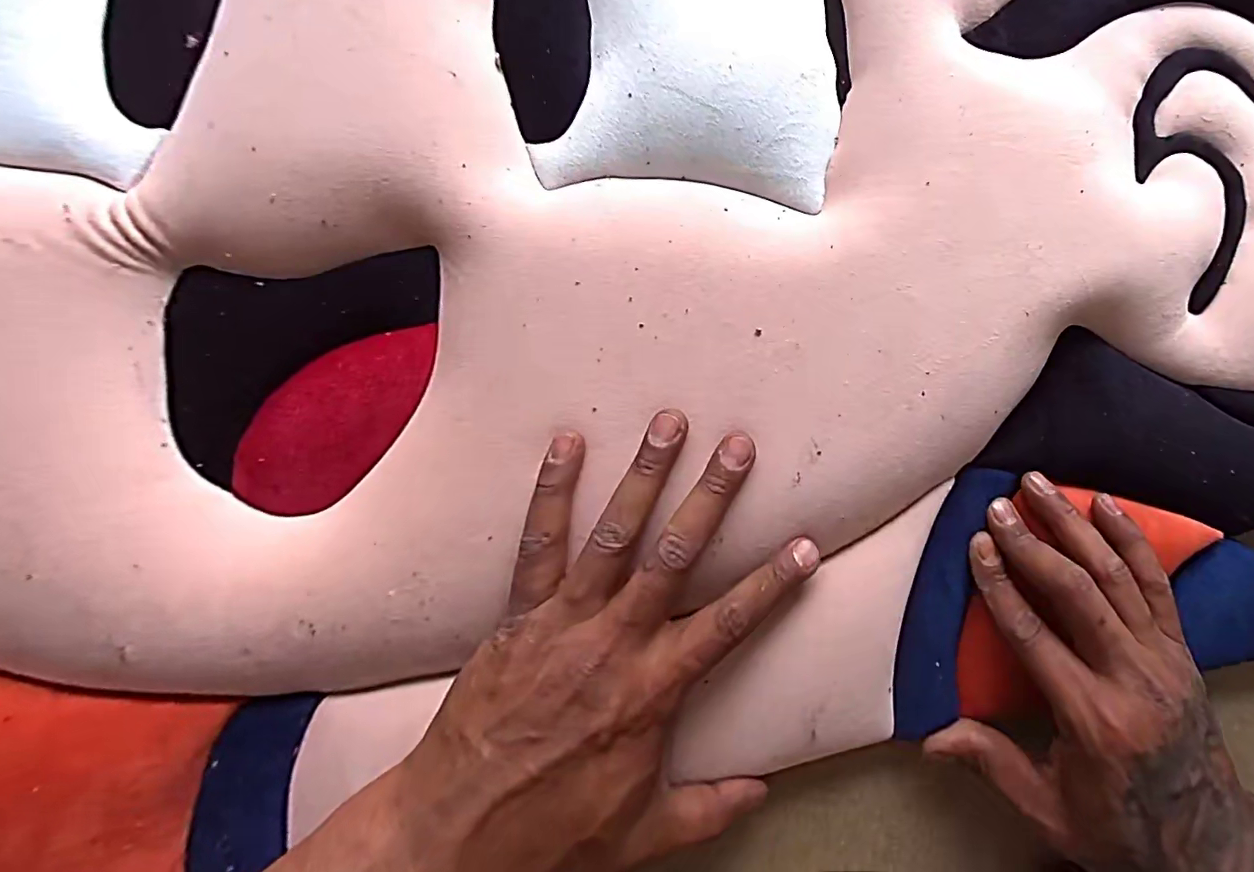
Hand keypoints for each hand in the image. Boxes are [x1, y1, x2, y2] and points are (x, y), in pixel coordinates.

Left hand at [275, 411, 819, 871]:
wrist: (447, 841)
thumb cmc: (550, 833)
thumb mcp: (640, 832)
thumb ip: (707, 809)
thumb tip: (764, 791)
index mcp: (653, 688)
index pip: (729, 624)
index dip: (771, 583)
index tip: (805, 545)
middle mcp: (615, 641)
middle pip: (674, 556)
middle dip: (710, 496)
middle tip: (738, 446)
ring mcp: (566, 620)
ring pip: (614, 534)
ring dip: (644, 474)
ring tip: (668, 423)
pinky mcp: (521, 613)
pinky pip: (538, 543)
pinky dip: (552, 491)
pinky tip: (567, 442)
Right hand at [924, 473, 1253, 871]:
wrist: (1213, 840)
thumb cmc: (1122, 826)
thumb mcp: (1051, 812)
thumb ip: (992, 765)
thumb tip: (930, 739)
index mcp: (1092, 718)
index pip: (1034, 635)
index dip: (1001, 585)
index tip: (977, 546)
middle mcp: (1131, 678)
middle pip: (1076, 593)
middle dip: (1032, 543)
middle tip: (999, 506)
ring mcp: (1162, 657)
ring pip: (1114, 574)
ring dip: (1073, 523)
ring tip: (1041, 485)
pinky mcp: (1181, 646)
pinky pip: (1156, 581)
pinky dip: (1131, 537)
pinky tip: (1106, 502)